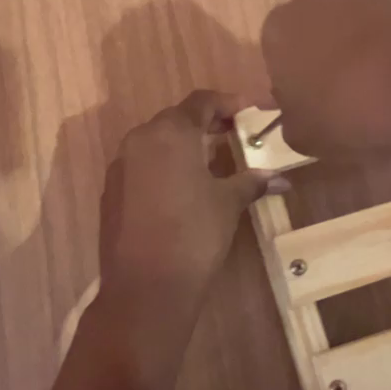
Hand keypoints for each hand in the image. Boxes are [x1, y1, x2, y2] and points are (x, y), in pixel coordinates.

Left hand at [98, 91, 284, 308]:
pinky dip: (164, 167)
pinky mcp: (111, 192)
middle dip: (205, 123)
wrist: (145, 287)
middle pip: (176, 119)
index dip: (228, 103)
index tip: (249, 112)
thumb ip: (250, 182)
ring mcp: (120, 166)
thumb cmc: (194, 235)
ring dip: (183, 145)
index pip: (201, 102)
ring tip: (211, 161)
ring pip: (155, 142)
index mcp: (170, 133)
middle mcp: (140, 140)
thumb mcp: (228, 204)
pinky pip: (141, 166)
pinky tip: (183, 189)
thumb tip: (279, 178)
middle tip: (234, 134)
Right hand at [261, 0, 390, 156]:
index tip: (319, 98)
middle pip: (318, 18)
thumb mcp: (308, 138)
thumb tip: (296, 113)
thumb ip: (292, 119)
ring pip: (359, 2)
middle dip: (332, 42)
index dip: (299, 75)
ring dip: (369, 25)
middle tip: (356, 81)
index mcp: (279, 30)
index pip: (279, 52)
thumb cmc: (355, 114)